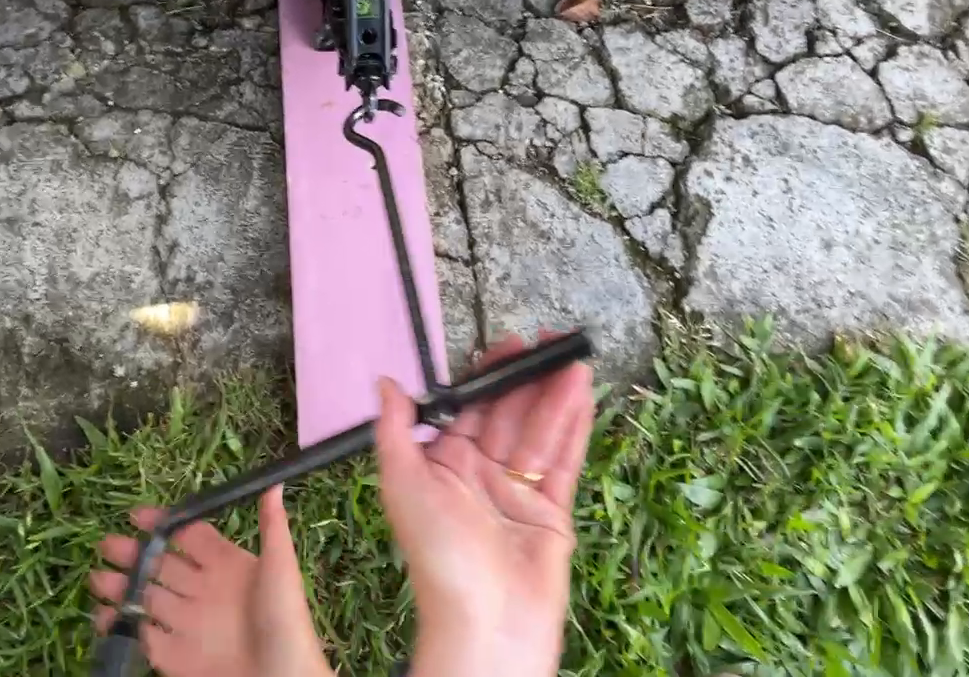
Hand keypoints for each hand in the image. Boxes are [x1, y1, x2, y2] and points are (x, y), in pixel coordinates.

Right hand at [91, 487, 333, 676]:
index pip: (190, 535)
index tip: (136, 515)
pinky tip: (103, 617)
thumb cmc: (286, 619)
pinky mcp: (175, 658)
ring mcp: (188, 624)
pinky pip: (142, 638)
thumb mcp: (281, 566)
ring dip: (122, 587)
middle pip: (162, 564)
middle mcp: (204, 589)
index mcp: (227, 563)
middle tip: (107, 544)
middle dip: (134, 553)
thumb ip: (272, 524)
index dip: (166, 523)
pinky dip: (121, 627)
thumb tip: (274, 480)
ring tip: (97, 578)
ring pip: (147, 598)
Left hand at [373, 333, 595, 676]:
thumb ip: (395, 429)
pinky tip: (583, 394)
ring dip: (557, 394)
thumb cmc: (436, 556)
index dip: (490, 374)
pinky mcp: (552, 511)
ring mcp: (519, 490)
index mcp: (446, 463)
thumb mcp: (403, 484)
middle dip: (529, 376)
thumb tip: (386, 382)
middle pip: (510, 412)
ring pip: (541, 430)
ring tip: (572, 358)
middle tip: (549, 341)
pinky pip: (565, 459)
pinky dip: (575, 426)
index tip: (509, 345)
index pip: (471, 406)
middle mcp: (482, 471)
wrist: (485, 627)